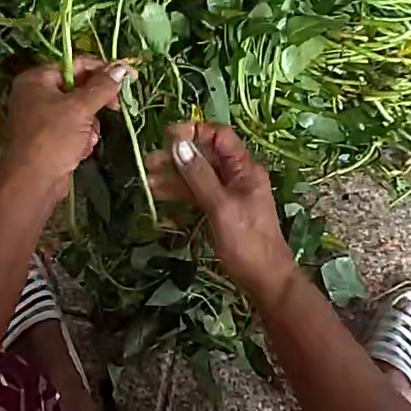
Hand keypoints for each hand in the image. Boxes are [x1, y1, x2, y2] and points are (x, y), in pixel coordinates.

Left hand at [0, 57, 132, 194]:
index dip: (102, 70)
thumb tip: (122, 68)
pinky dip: (81, 139)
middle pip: (79, 88)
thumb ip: (102, 87)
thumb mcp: (80, 108)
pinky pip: (74, 129)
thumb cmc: (52, 138)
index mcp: (37, 79)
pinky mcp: (49, 137)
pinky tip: (80, 150)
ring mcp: (42, 117)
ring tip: (87, 139)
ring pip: (80, 111)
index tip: (126, 78)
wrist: (32, 181)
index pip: (75, 64)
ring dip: (90, 126)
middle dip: (95, 104)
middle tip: (114, 109)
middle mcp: (37, 94)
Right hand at [145, 122, 299, 306]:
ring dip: (173, 174)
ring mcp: (227, 193)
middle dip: (177, 155)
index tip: (168, 136)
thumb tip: (179, 145)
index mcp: (245, 168)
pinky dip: (179, 191)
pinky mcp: (219, 209)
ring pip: (197, 174)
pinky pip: (196, 192)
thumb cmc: (247, 241)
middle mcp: (237, 175)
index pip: (220, 136)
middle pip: (205, 155)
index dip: (195, 131)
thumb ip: (200, 176)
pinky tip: (158, 192)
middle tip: (149, 162)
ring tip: (146, 179)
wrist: (264, 278)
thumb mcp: (221, 206)